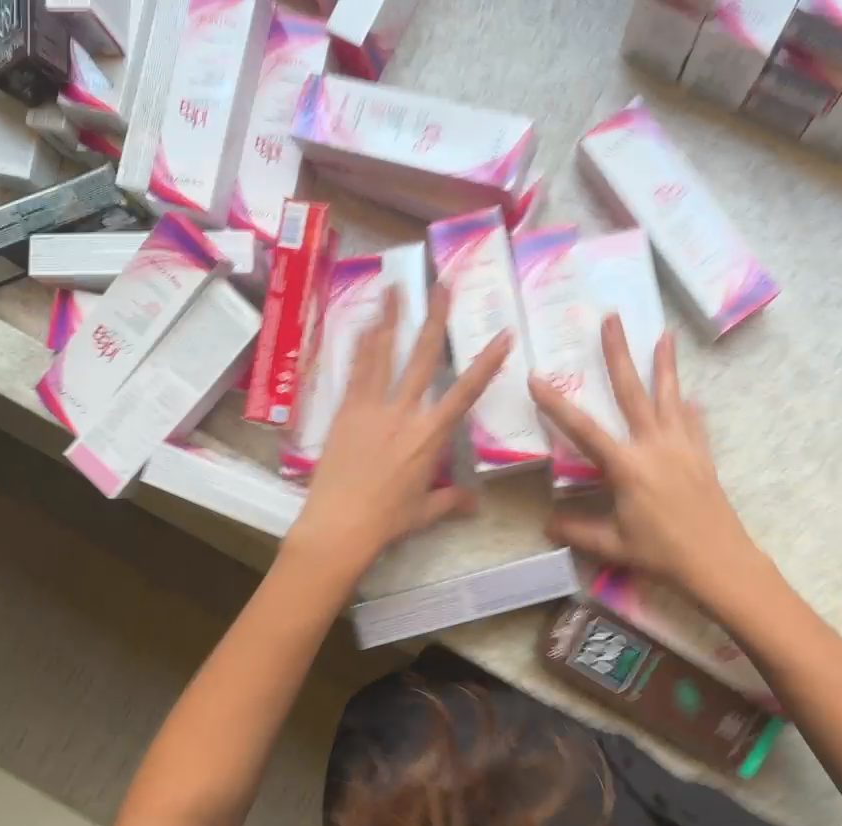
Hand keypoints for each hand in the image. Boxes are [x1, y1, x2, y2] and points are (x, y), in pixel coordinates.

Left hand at [283, 284, 508, 577]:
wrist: (339, 524)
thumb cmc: (386, 521)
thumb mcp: (425, 513)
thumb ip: (451, 500)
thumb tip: (474, 503)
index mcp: (429, 438)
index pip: (465, 393)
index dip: (486, 363)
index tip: (503, 335)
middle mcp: (403, 414)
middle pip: (423, 358)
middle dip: (435, 319)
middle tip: (441, 284)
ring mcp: (371, 408)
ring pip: (384, 355)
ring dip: (390, 318)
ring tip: (394, 287)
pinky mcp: (345, 412)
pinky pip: (355, 371)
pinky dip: (360, 346)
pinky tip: (363, 324)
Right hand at [528, 317, 760, 596]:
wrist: (718, 561)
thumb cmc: (661, 555)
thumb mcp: (612, 545)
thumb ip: (578, 531)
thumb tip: (546, 523)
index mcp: (627, 466)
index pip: (583, 429)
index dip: (556, 404)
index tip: (536, 377)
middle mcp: (654, 446)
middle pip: (632, 391)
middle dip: (619, 353)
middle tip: (611, 318)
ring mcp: (682, 447)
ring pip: (670, 396)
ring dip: (665, 365)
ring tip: (664, 335)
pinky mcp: (702, 456)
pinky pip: (693, 423)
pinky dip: (688, 407)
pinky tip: (688, 397)